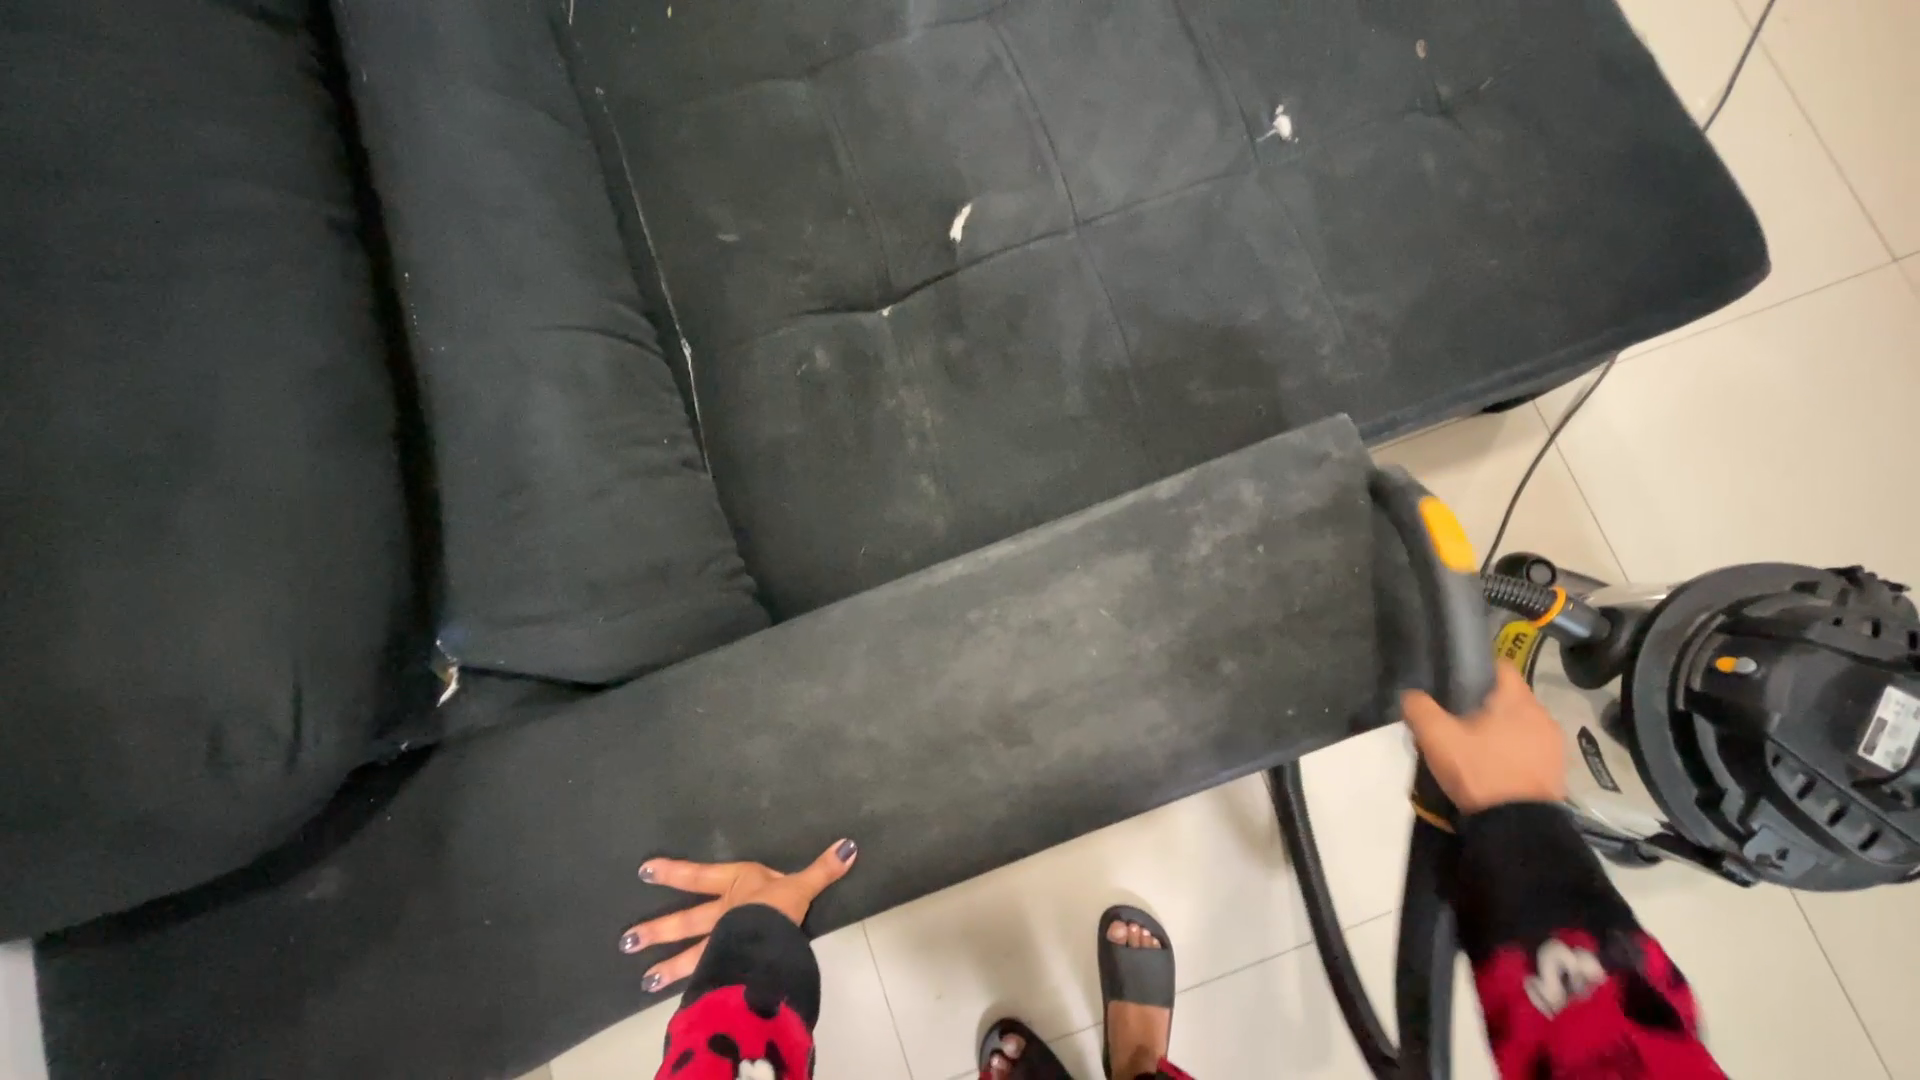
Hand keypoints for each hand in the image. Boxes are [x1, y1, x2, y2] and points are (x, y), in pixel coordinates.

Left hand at [617, 839, 858, 990]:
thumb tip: (849, 846)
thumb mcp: (803, 884)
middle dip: (658, 929)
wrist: (770, 938)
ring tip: (643, 981)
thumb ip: (823, 868)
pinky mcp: (725, 968)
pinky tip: (677, 998)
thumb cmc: (782, 904)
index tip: (644, 871)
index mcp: (737, 885)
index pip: (699, 876)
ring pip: (690, 955)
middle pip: (686, 920)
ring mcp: (720, 943)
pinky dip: (691, 987)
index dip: (673, 872)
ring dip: (667, 967)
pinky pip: (706, 977)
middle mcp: (722, 913)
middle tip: (626, 940)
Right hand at [1401, 662, 1566, 814]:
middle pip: (1509, 696)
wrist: (1517, 826)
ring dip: (1500, 727)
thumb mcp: (1436, 737)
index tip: (1453, 681)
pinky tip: (1492, 763)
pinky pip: (1530, 746)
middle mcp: (1543, 715)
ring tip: (1472, 742)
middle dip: (1484, 702)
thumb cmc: (1478, 771)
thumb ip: (1419, 707)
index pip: (1500, 666)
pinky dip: (1512, 748)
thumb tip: (1411, 695)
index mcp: (1517, 700)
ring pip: (1520, 722)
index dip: (1475, 669)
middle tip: (1455, 716)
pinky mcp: (1557, 768)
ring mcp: (1554, 744)